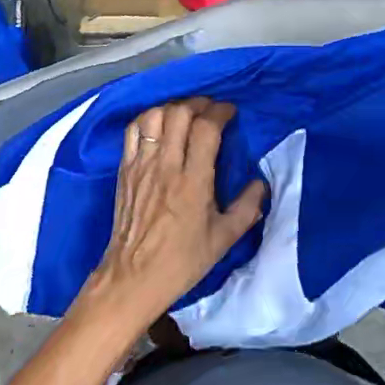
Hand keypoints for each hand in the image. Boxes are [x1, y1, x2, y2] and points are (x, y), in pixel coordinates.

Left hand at [83, 97, 267, 323]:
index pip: (206, 128)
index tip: (231, 112)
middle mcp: (166, 166)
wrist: (131, 281)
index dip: (221, 111)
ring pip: (154, 116)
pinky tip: (160, 126)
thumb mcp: (225, 238)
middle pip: (179, 113)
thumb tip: (260, 183)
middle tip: (211, 110)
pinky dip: (148, 119)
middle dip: (199, 103)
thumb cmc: (182, 261)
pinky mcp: (124, 171)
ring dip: (173, 108)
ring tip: (187, 114)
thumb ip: (248, 207)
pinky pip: (133, 131)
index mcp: (193, 181)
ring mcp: (141, 166)